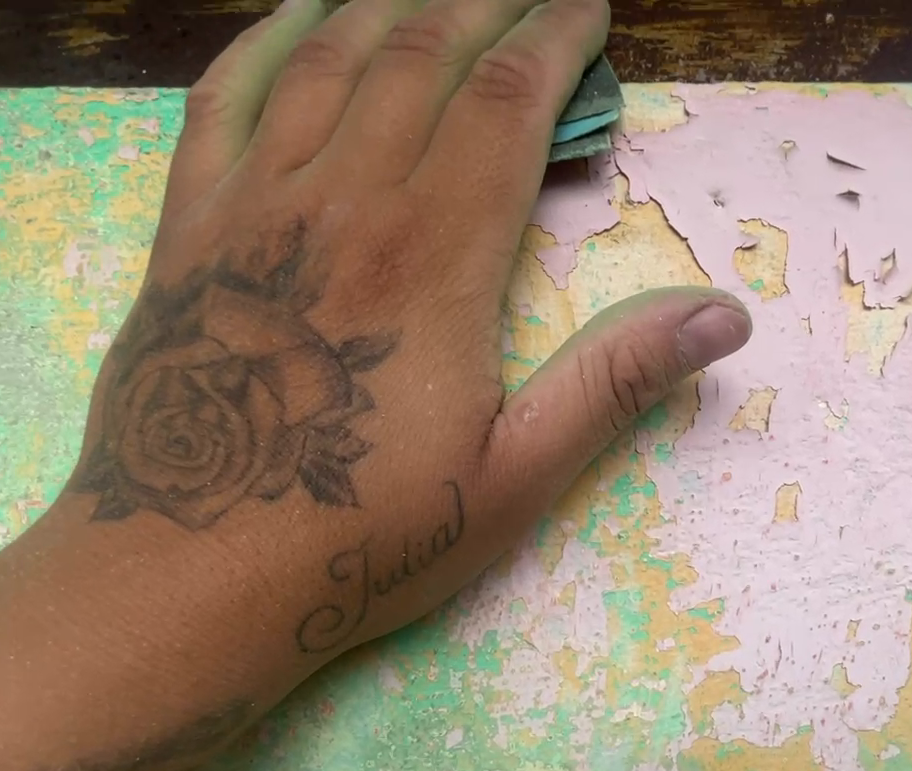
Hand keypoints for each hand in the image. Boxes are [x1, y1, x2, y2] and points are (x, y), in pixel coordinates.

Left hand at [61, 0, 752, 668]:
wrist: (196, 572)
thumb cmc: (369, 534)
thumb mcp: (516, 474)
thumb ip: (612, 382)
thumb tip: (723, 316)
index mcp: (435, 258)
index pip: (504, 105)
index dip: (551, 43)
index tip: (585, 10)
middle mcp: (345, 204)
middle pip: (418, 56)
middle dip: (482, 3)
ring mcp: (254, 210)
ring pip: (325, 59)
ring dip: (387, 5)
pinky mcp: (188, 235)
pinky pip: (222, 100)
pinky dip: (266, 42)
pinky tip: (295, 19)